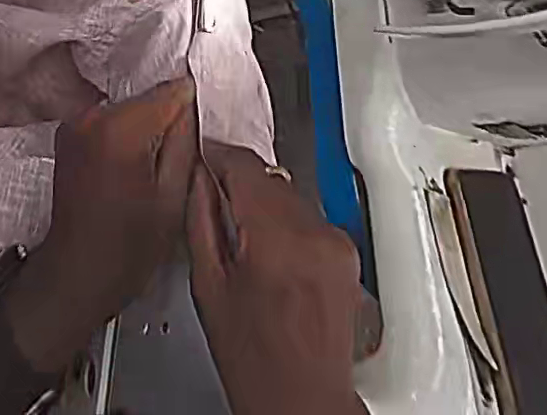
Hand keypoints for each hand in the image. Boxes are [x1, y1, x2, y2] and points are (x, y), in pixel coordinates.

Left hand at [5, 77, 197, 371]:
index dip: (190, 108)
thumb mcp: (173, 197)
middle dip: (166, 118)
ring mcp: (76, 124)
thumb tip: (190, 105)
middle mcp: (92, 117)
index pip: (170, 92)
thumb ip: (186, 140)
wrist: (74, 276)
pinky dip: (126, 132)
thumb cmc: (125, 250)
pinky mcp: (70, 132)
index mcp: (119, 130)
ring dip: (146, 125)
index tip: (196, 131)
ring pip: (131, 106)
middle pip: (148, 98)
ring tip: (151, 166)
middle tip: (174, 157)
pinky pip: (112, 118)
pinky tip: (131, 166)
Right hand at [188, 141, 366, 414]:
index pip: (245, 165)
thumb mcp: (209, 286)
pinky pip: (308, 214)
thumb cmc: (253, 359)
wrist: (304, 402)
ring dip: (264, 201)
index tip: (205, 157)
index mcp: (274, 239)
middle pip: (268, 178)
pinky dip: (288, 220)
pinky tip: (273, 251)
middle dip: (240, 182)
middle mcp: (312, 232)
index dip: (219, 156)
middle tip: (215, 198)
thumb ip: (201, 218)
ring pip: (288, 192)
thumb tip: (199, 174)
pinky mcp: (347, 250)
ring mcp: (335, 240)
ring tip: (244, 235)